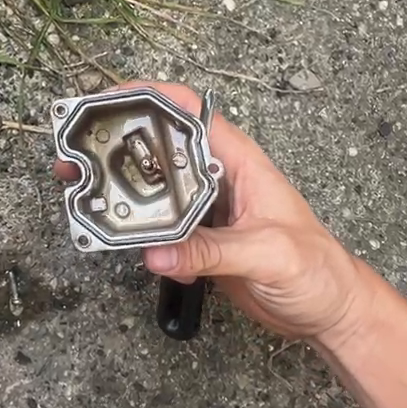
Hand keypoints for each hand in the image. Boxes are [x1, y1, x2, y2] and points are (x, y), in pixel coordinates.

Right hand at [58, 82, 376, 347]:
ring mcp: (200, 204)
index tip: (107, 99)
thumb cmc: (317, 271)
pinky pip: (153, 220)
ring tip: (76, 182)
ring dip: (113, 180)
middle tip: (76, 147)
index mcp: (234, 158)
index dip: (147, 94)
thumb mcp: (270, 254)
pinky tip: (112, 229)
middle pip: (156, 141)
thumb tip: (156, 253)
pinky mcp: (193, 234)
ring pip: (148, 180)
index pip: (186, 109)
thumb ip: (213, 250)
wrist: (330, 312)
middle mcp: (211, 173)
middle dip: (114, 137)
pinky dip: (129, 222)